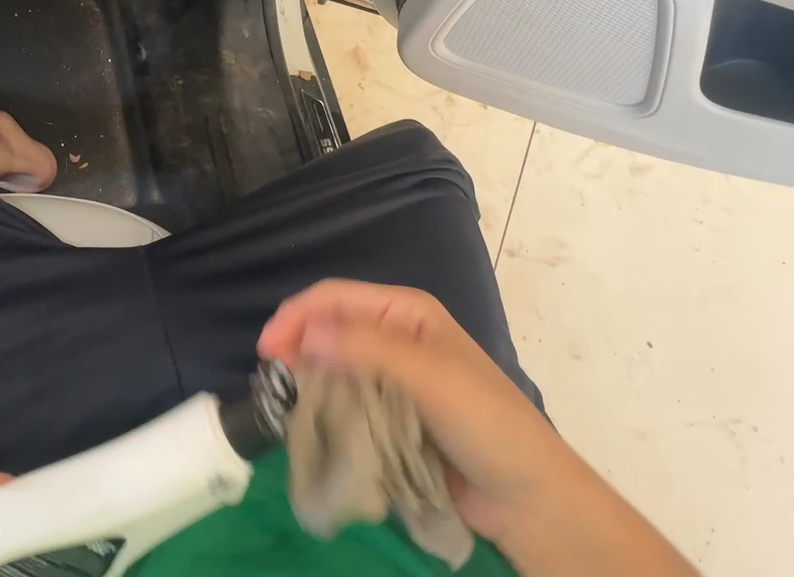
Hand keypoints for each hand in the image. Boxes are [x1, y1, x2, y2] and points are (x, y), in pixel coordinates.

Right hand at [258, 280, 697, 575]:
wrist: (526, 496)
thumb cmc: (484, 421)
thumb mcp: (428, 376)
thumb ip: (367, 348)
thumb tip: (305, 331)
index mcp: (404, 312)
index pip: (336, 298)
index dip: (298, 316)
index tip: (267, 349)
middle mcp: (393, 336)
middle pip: (330, 329)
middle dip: (298, 346)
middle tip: (271, 377)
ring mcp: (389, 378)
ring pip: (332, 367)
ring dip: (308, 378)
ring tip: (285, 399)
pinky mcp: (387, 415)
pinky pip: (344, 402)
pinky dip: (324, 407)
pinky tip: (310, 419)